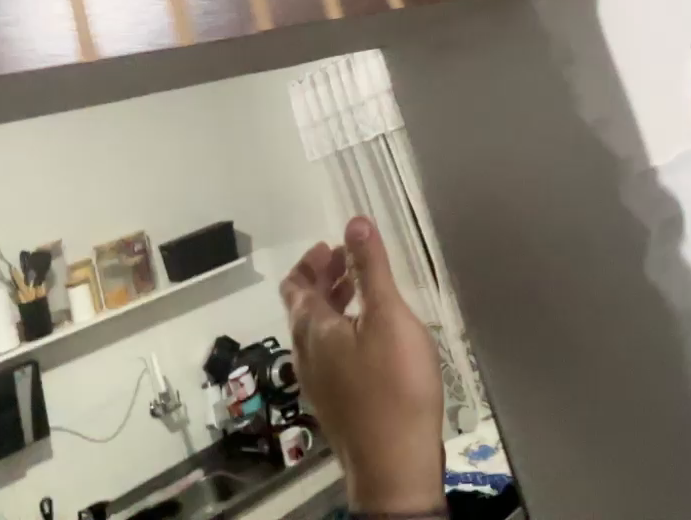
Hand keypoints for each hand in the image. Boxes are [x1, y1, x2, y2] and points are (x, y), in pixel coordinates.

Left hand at [281, 217, 444, 514]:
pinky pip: (330, 353)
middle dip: (323, 278)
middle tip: (349, 258)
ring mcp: (319, 383)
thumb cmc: (393, 385)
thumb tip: (354, 221)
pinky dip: (342, 329)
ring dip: (334, 303)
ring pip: (317, 332)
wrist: (395, 469)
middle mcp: (306, 355)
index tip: (331, 245)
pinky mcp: (336, 403)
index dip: (309, 262)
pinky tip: (370, 334)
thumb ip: (371, 268)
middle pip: (304, 307)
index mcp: (312, 330)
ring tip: (362, 289)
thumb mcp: (387, 316)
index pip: (295, 286)